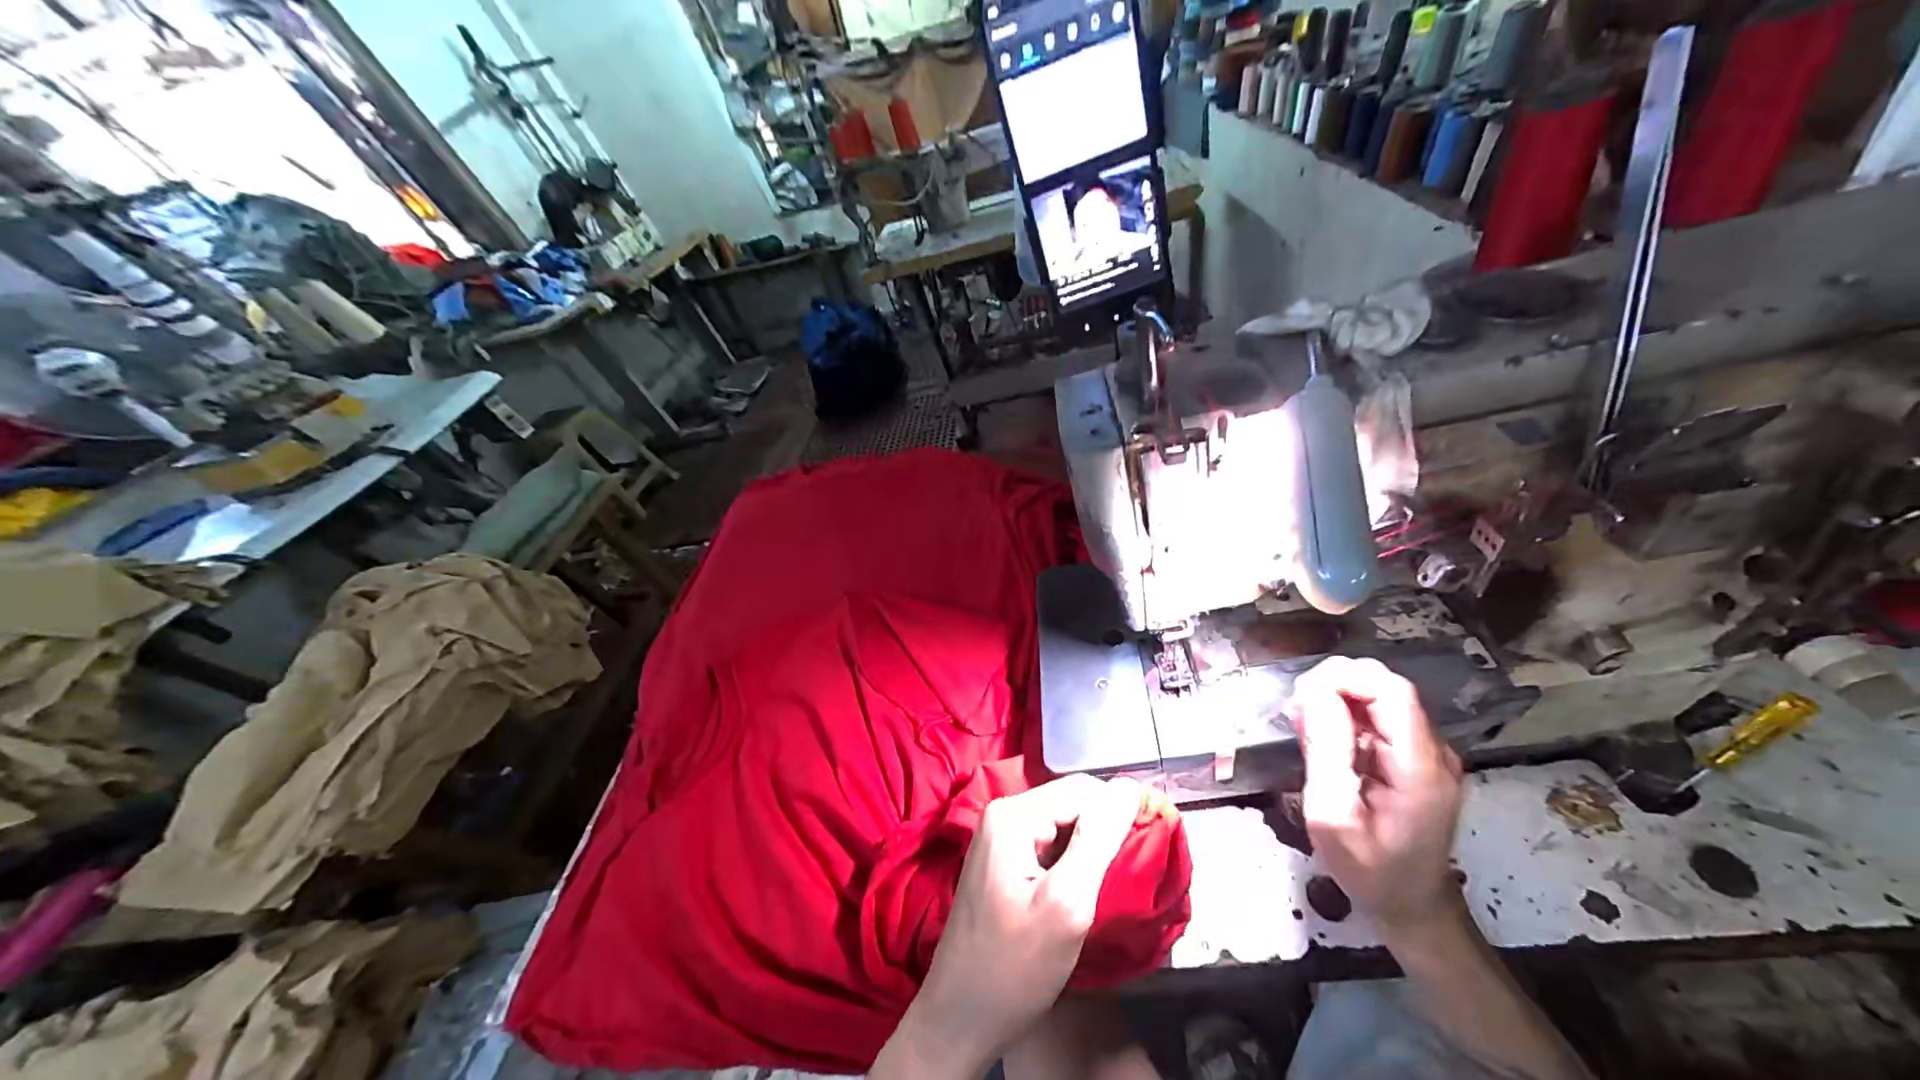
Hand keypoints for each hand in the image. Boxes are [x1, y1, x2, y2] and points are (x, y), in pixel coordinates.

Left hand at [878, 775, 1144, 1078]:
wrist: (960, 1018)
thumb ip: (1099, 840)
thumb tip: (1129, 786)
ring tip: (1110, 889)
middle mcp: (1002, 815)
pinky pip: (1051, 846)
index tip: (1147, 855)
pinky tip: (1084, 894)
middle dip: (1105, 834)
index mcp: (1012, 815)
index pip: (1084, 789)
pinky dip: (1074, 864)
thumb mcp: (1066, 903)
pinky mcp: (1004, 862)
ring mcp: (1000, 839)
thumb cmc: (1013, 968)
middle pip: (1073, 804)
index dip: (1120, 815)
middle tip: (1128, 878)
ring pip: (1065, 826)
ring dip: (1092, 851)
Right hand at [1290, 657, 1465, 941]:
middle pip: (1386, 686)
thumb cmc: (1369, 870)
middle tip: (1296, 711)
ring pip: (1380, 698)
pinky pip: (1378, 718)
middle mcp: (1433, 751)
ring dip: (1336, 698)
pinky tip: (1321, 737)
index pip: (1389, 690)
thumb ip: (1325, 751)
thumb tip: (1314, 693)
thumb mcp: (1333, 816)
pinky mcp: (1414, 758)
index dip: (1342, 678)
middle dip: (1335, 684)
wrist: (1411, 906)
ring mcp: (1427, 754)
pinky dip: (1344, 715)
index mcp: (1420, 766)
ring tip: (1302, 724)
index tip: (1300, 696)